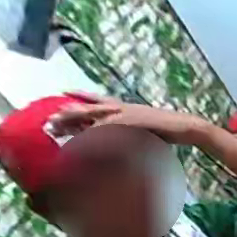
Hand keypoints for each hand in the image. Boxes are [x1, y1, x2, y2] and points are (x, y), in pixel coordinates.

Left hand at [50, 91, 209, 146]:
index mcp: (125, 107)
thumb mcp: (147, 131)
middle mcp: (121, 107)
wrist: (186, 127)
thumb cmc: (170, 131)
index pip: (98, 100)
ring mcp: (125, 113)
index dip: (80, 96)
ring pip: (92, 116)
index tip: (62, 94)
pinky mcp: (130, 122)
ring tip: (56, 128)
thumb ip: (133, 134)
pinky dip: (93, 134)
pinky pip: (106, 129)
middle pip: (88, 107)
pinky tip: (81, 139)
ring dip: (73, 123)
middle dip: (68, 113)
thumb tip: (127, 142)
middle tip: (49, 121)